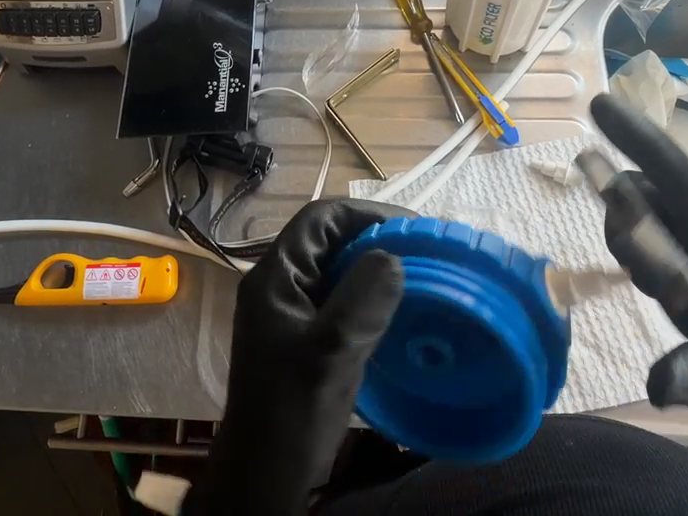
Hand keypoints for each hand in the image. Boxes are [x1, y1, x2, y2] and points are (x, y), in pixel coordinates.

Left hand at [186, 199, 408, 515]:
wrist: (265, 473)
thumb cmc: (293, 409)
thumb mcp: (332, 350)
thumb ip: (362, 298)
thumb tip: (394, 257)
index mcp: (275, 274)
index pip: (320, 219)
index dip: (365, 214)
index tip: (411, 228)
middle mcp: (280, 284)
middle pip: (329, 242)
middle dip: (374, 240)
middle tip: (422, 252)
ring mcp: (290, 311)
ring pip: (336, 271)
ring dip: (373, 269)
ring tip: (419, 276)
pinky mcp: (304, 336)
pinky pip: (339, 300)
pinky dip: (368, 297)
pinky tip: (398, 311)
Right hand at [592, 93, 687, 458]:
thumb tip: (653, 387)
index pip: (675, 174)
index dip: (635, 138)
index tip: (598, 104)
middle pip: (647, 198)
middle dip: (631, 233)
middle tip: (659, 288)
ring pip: (656, 221)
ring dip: (651, 262)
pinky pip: (674, 241)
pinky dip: (666, 271)